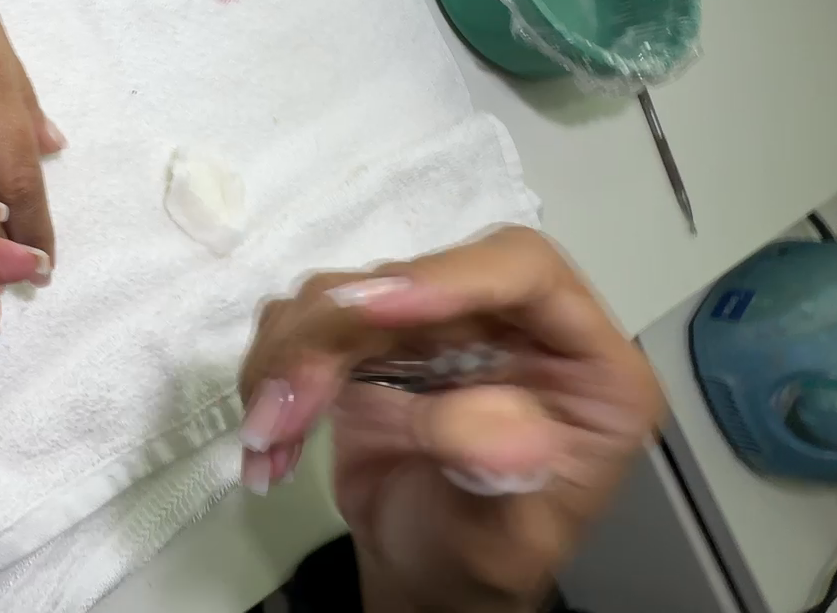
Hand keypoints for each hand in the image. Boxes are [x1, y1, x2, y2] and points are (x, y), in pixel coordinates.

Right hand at [235, 227, 663, 612]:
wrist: (421, 568)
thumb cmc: (481, 559)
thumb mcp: (505, 541)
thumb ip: (501, 481)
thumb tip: (497, 423)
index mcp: (571, 358)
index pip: (519, 269)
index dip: (447, 276)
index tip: (373, 312)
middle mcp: (493, 321)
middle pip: (397, 280)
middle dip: (327, 340)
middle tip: (279, 414)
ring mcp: (422, 322)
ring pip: (335, 295)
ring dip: (286, 359)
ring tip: (266, 439)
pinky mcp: (360, 334)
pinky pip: (299, 321)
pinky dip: (268, 371)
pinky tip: (267, 437)